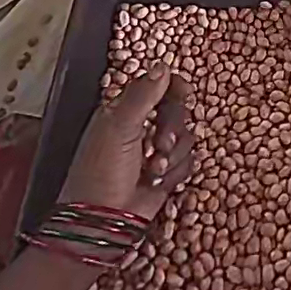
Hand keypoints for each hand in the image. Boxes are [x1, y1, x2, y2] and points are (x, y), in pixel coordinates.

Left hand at [56, 65, 194, 221]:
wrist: (102, 222)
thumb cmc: (101, 172)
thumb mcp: (119, 127)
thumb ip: (142, 95)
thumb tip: (162, 66)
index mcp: (126, 109)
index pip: (160, 85)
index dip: (174, 88)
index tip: (182, 94)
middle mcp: (142, 126)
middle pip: (178, 109)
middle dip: (172, 128)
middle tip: (160, 143)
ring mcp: (156, 150)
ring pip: (187, 137)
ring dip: (173, 155)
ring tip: (152, 169)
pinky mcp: (168, 172)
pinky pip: (189, 161)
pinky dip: (176, 172)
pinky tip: (157, 182)